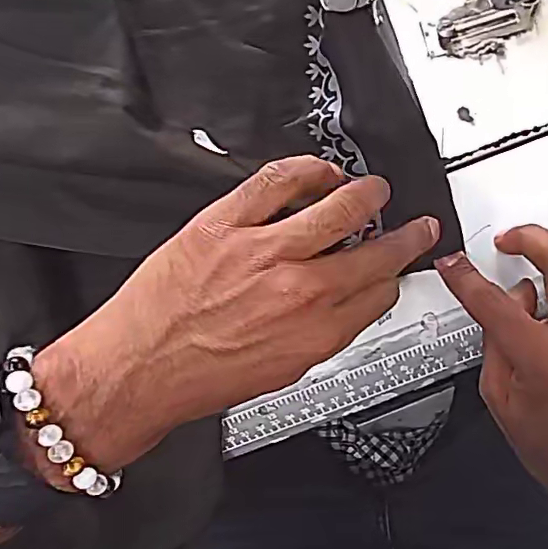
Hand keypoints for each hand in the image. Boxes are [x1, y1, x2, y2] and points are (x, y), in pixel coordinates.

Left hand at [29, 156, 438, 473]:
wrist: (137, 371)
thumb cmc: (200, 378)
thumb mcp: (280, 370)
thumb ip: (320, 335)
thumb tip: (341, 308)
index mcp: (317, 334)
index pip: (378, 294)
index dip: (391, 277)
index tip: (391, 269)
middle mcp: (299, 292)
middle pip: (374, 253)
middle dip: (403, 237)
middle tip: (411, 227)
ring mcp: (264, 253)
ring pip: (338, 209)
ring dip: (367, 195)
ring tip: (373, 191)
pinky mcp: (225, 226)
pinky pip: (278, 182)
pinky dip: (308, 170)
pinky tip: (319, 172)